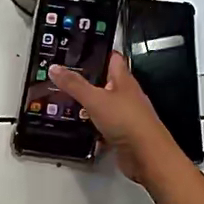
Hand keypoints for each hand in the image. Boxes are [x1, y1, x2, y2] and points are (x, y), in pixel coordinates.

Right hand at [49, 52, 180, 185]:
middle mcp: (126, 95)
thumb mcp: (94, 99)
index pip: (112, 59)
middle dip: (88, 79)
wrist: (146, 155)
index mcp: (123, 81)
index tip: (84, 49)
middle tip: (69, 75)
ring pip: (103, 103)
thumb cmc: (130, 122)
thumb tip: (56, 68)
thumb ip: (74, 84)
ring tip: (69, 99)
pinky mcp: (121, 133)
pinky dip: (91, 124)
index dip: (99, 52)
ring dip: (88, 103)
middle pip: (106, 81)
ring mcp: (124, 115)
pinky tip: (80, 125)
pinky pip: (102, 124)